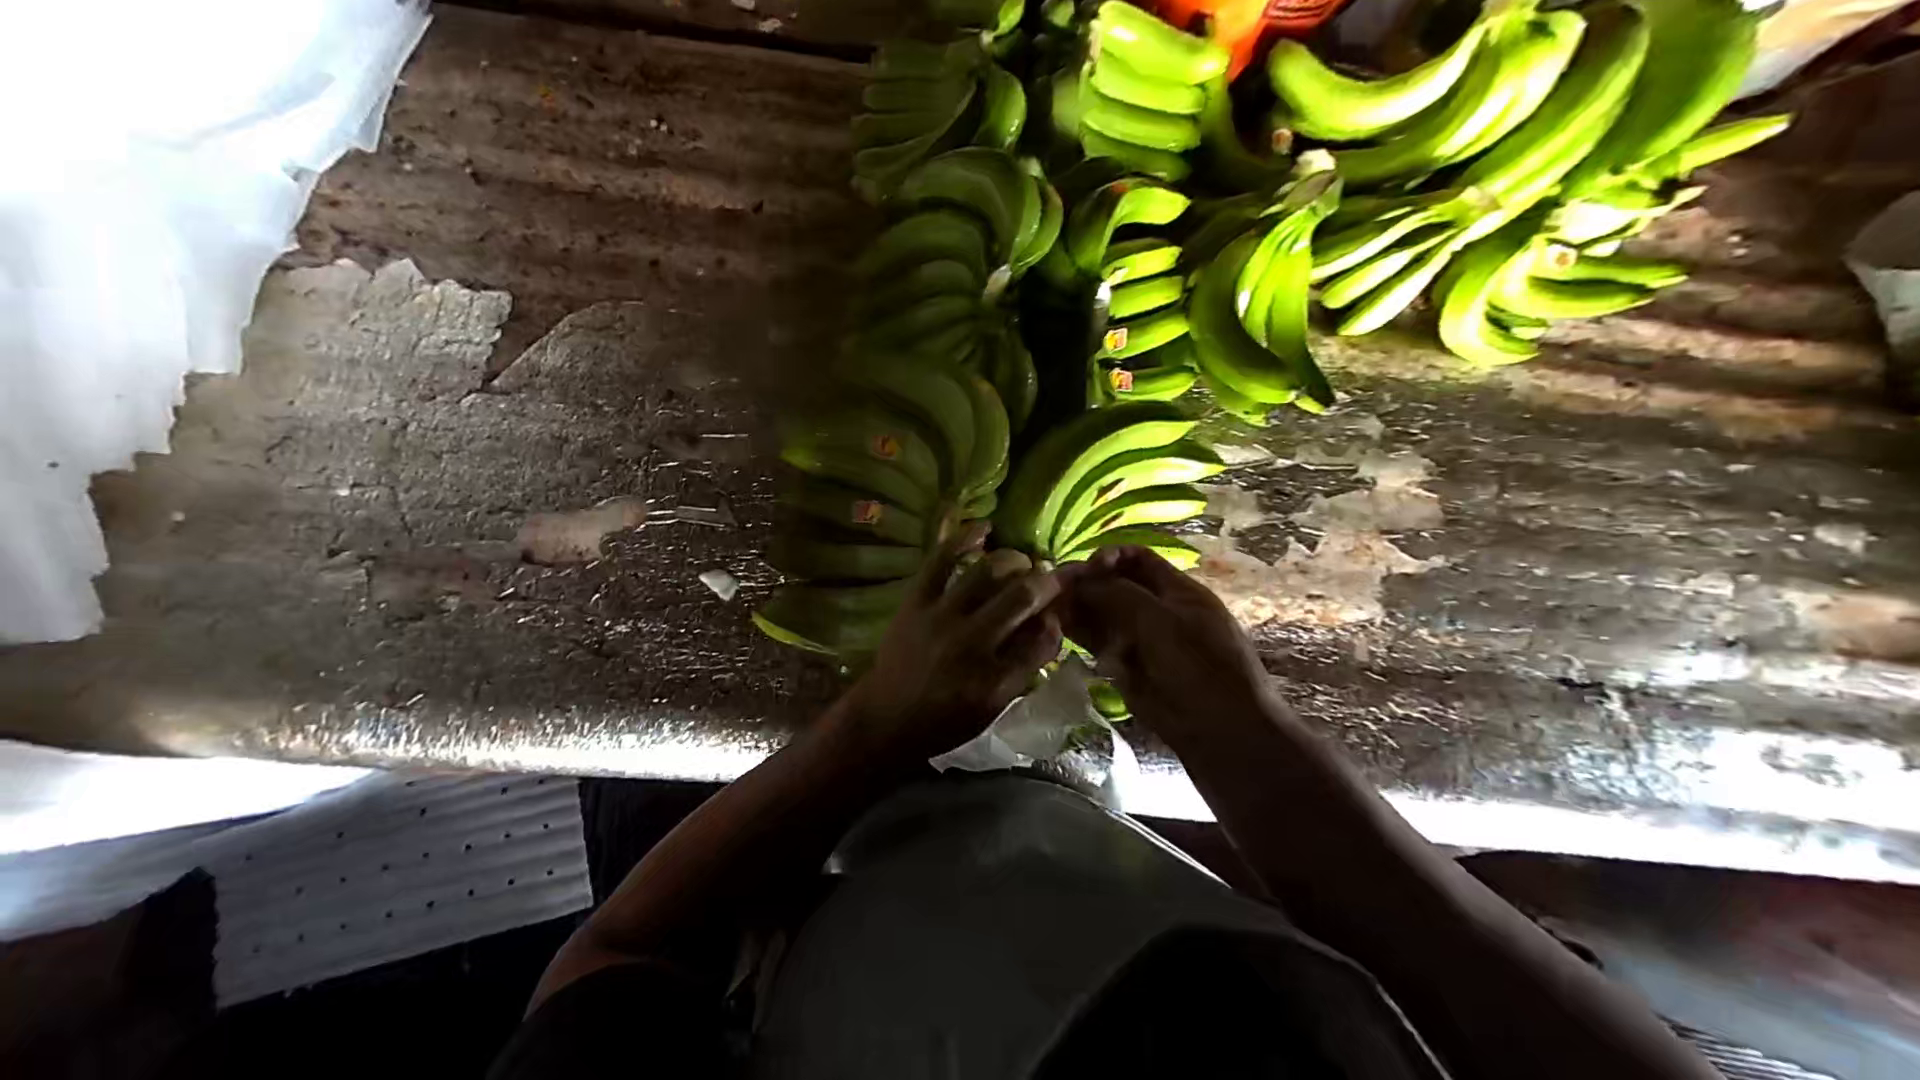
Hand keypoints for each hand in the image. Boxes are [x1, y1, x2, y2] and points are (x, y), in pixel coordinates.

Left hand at [830, 524, 1063, 763]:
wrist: (886, 718)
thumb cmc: (945, 720)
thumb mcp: (993, 708)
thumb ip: (1024, 669)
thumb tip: (1050, 626)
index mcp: (994, 678)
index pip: (1043, 638)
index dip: (1057, 621)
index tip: (1059, 613)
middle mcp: (971, 643)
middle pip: (1021, 597)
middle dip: (1045, 582)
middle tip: (1049, 579)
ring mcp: (941, 617)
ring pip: (988, 572)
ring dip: (1013, 561)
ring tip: (1021, 563)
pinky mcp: (916, 601)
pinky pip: (942, 560)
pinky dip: (964, 539)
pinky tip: (985, 528)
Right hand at [1055, 545, 1274, 734]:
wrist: (1222, 735)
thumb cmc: (1201, 669)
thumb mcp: (1162, 622)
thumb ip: (1119, 596)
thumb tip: (1080, 582)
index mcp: (1177, 591)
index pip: (1137, 559)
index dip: (1108, 557)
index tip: (1082, 570)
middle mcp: (1156, 611)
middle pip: (1114, 587)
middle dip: (1084, 585)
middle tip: (1050, 591)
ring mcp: (1141, 642)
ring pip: (1101, 617)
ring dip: (1076, 610)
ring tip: (1045, 611)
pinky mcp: (1127, 671)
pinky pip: (1098, 646)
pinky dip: (1078, 637)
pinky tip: (1054, 632)